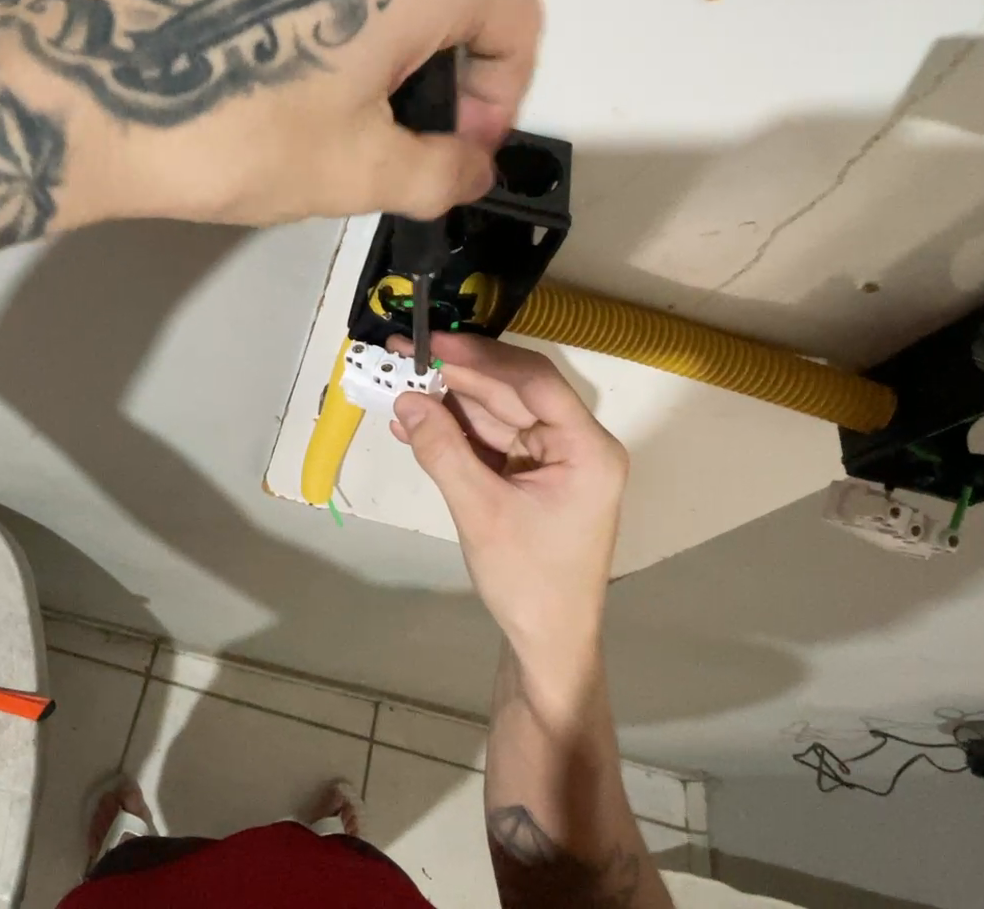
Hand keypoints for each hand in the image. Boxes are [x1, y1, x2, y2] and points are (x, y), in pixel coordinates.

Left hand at [0, 0, 541, 228]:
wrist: (86, 91)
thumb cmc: (245, 131)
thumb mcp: (361, 172)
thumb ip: (443, 173)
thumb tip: (474, 167)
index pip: (515, 24)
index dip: (503, 101)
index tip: (464, 156)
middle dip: (449, 82)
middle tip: (409, 151)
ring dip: (394, 61)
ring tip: (347, 128)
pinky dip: (341, 33)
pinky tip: (292, 87)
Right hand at [388, 334, 626, 715]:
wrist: (546, 641)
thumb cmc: (528, 580)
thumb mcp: (480, 513)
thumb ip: (442, 452)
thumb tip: (404, 400)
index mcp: (586, 449)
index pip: (535, 382)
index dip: (482, 358)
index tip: (434, 343)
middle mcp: (573, 444)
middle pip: (511, 393)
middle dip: (456, 373)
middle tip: (404, 351)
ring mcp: (549, 460)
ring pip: (493, 413)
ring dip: (447, 400)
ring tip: (397, 379)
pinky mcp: (526, 475)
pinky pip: (486, 441)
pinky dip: (450, 432)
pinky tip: (411, 421)